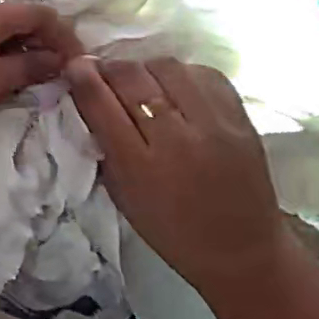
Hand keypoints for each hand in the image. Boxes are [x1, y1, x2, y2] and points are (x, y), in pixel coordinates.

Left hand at [0, 1, 79, 118]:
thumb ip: (30, 66)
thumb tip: (58, 59)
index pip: (41, 13)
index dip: (64, 35)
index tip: (75, 62)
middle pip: (21, 16)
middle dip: (44, 40)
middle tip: (56, 70)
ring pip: (2, 24)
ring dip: (22, 44)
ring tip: (31, 73)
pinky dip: (1, 46)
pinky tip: (1, 67)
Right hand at [64, 57, 293, 292]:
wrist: (243, 254)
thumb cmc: (170, 228)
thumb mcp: (121, 190)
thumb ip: (102, 139)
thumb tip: (85, 89)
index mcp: (140, 166)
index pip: (100, 100)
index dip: (82, 75)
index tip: (74, 65)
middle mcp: (178, 141)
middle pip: (131, 76)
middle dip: (110, 68)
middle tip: (106, 73)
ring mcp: (215, 128)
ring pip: (167, 66)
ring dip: (146, 69)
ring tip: (144, 83)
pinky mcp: (242, 121)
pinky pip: (204, 74)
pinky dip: (183, 75)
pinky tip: (177, 89)